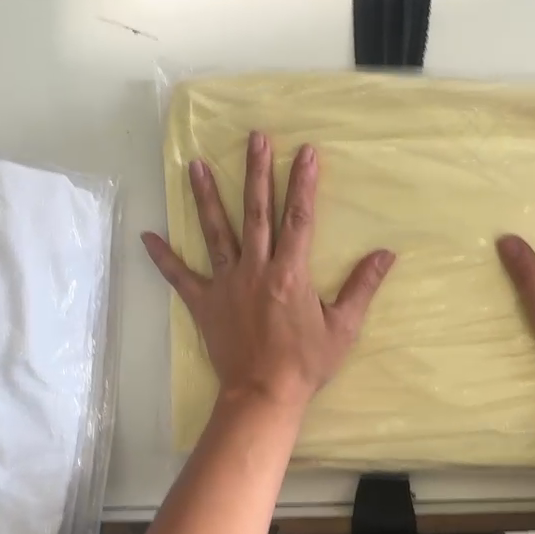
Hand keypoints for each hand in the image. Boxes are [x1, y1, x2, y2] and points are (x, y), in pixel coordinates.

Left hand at [144, 131, 394, 411]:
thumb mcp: (343, 328)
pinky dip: (164, 258)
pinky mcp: (205, 303)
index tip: (306, 151)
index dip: (305, 183)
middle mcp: (256, 269)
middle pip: (257, 212)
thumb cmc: (306, 364)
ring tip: (197, 165)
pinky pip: (180, 277)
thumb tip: (386, 255)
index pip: (299, 218)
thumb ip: (362, 287)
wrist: (264, 394)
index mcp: (290, 273)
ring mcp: (227, 284)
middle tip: (255, 138)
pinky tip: (148, 236)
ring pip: (216, 233)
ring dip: (207, 198)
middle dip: (258, 173)